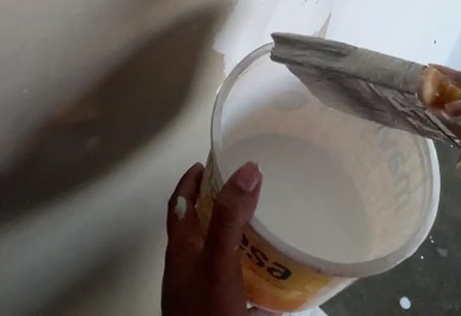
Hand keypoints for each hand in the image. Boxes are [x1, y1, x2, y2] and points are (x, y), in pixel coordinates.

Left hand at [162, 160, 264, 315]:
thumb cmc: (205, 314)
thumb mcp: (218, 262)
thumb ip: (230, 217)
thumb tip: (247, 167)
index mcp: (181, 249)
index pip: (180, 203)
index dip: (192, 179)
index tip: (212, 161)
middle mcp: (190, 268)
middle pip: (203, 227)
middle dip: (224, 205)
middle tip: (252, 189)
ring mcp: (205, 293)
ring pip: (223, 256)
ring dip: (243, 239)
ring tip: (271, 226)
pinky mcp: (222, 313)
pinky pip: (242, 286)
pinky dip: (257, 276)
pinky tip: (279, 277)